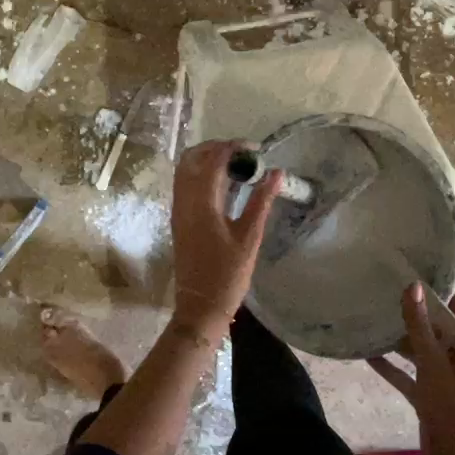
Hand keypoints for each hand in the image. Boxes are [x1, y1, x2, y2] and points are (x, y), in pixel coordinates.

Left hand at [169, 140, 281, 337]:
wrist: (200, 307)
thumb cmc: (227, 275)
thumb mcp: (250, 237)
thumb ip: (261, 201)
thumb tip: (275, 173)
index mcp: (200, 203)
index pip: (212, 160)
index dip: (232, 148)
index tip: (254, 148)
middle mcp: (183, 200)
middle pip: (192, 158)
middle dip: (215, 148)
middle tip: (243, 154)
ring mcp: (178, 209)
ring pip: (186, 170)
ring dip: (207, 160)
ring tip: (236, 166)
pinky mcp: (179, 218)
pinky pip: (186, 184)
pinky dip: (202, 174)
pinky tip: (225, 184)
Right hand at [367, 284, 454, 454]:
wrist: (452, 454)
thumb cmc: (447, 402)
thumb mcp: (430, 359)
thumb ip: (419, 324)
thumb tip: (412, 285)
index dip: (447, 297)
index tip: (422, 279)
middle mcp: (451, 359)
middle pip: (434, 330)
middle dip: (415, 314)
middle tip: (389, 294)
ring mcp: (437, 378)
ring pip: (416, 351)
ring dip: (398, 339)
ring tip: (374, 319)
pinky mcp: (423, 396)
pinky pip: (403, 375)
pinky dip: (388, 365)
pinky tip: (366, 354)